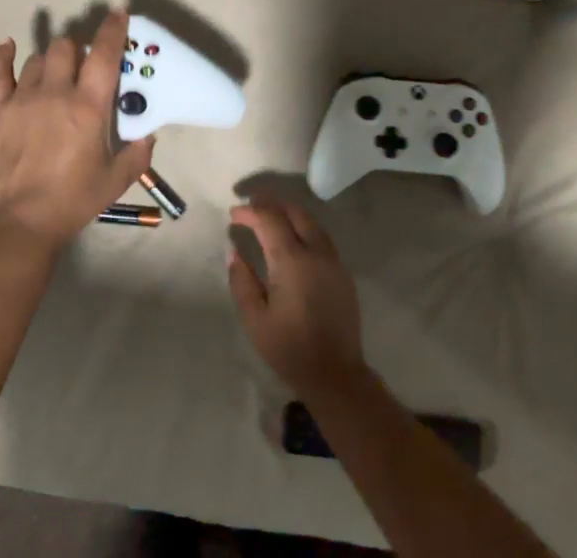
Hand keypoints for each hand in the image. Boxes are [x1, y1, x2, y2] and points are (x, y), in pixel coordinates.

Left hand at [0, 10, 154, 244]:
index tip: (119, 14)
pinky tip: (8, 45)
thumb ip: (138, 154)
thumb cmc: (74, 199)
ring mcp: (23, 98)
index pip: (104, 55)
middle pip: (67, 47)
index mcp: (89, 106)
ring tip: (58, 70)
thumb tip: (149, 134)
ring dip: (52, 58)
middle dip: (79, 47)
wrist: (23, 219)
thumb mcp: (118, 180)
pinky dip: (3, 56)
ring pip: (38, 58)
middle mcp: (56, 93)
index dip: (113, 30)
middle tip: (86, 62)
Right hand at [226, 194, 366, 398]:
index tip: (234, 214)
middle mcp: (317, 253)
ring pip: (312, 223)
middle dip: (272, 203)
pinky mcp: (343, 273)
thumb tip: (234, 252)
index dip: (250, 212)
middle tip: (251, 205)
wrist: (335, 373)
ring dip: (290, 214)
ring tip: (269, 216)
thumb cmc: (289, 348)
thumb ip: (241, 280)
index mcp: (292, 261)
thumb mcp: (254, 318)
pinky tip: (292, 240)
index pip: (270, 219)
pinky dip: (304, 229)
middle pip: (296, 212)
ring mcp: (334, 262)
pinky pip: (322, 238)